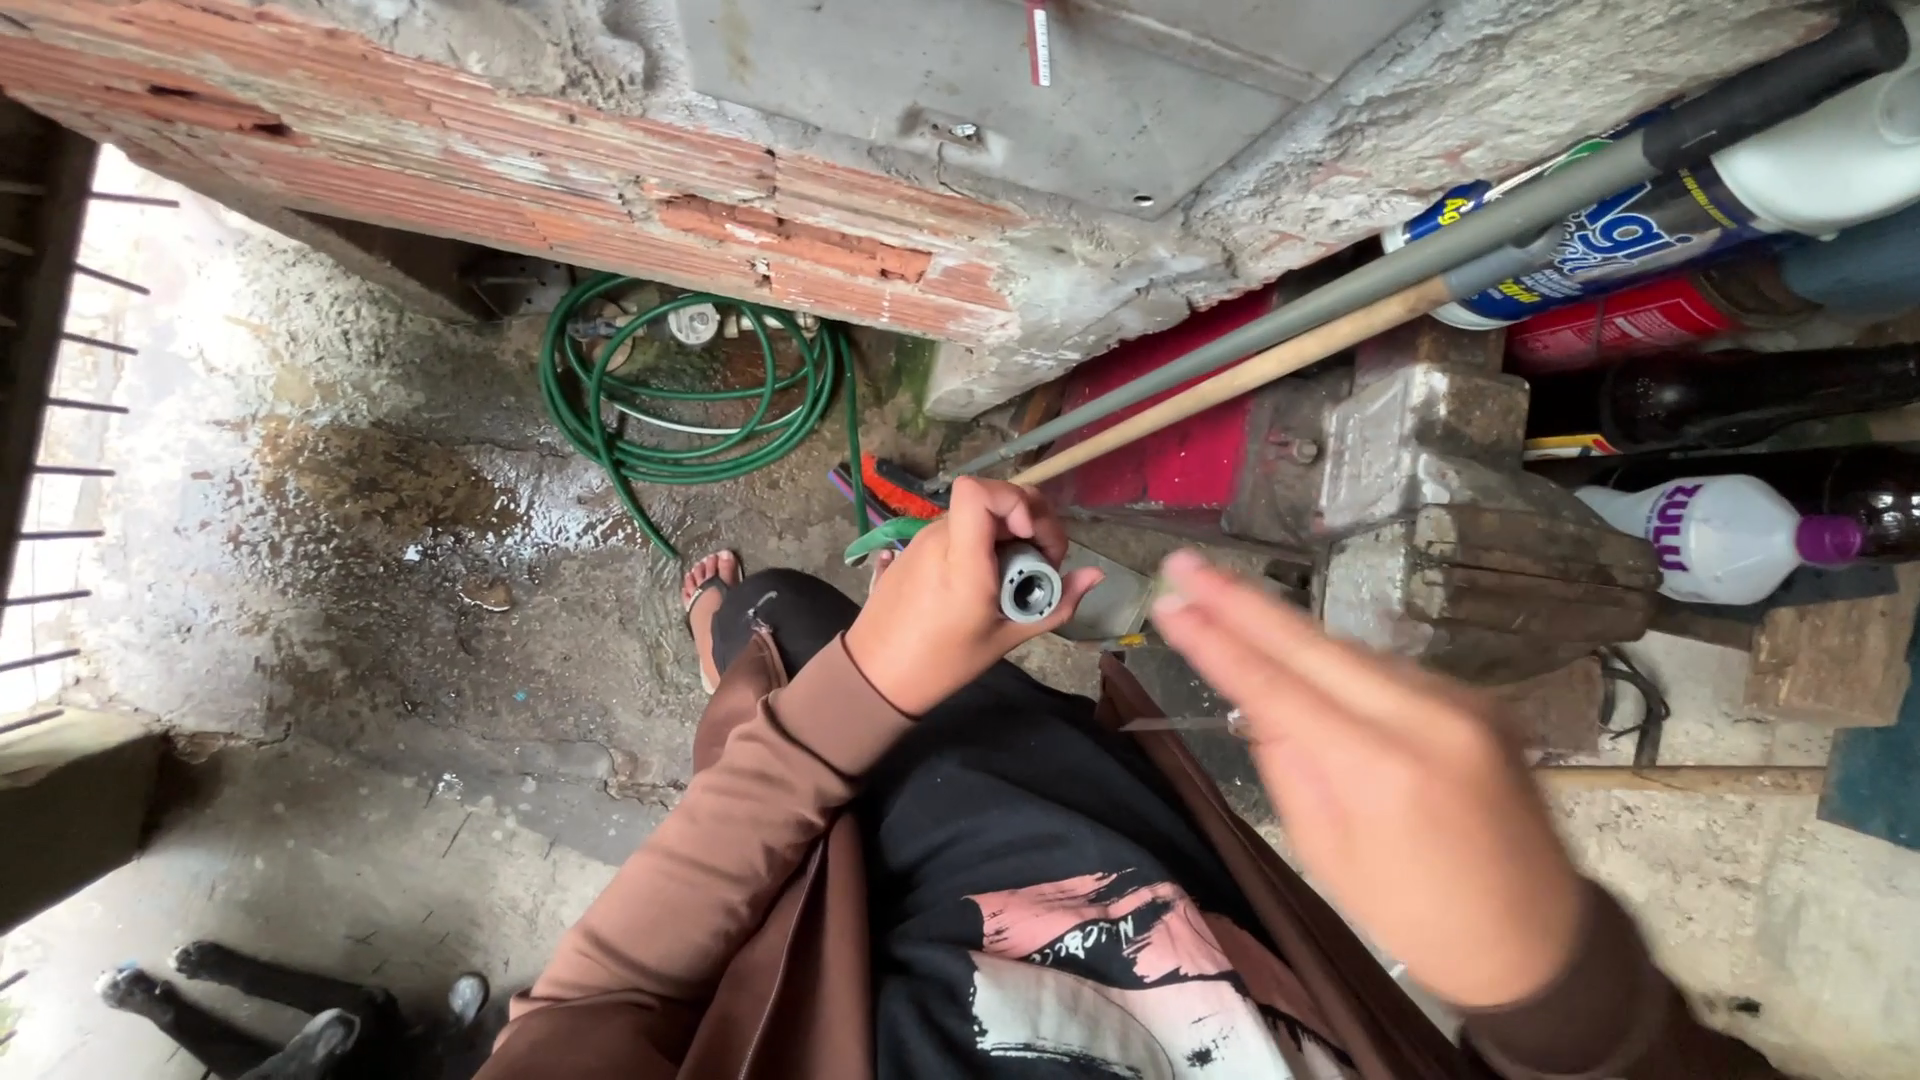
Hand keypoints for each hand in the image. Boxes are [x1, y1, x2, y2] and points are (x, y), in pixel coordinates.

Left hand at [844, 478, 1103, 715]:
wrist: (877, 674)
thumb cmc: (944, 662)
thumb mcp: (1007, 637)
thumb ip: (1055, 604)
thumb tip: (1097, 575)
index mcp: (961, 560)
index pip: (978, 491)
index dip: (1013, 501)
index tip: (1031, 537)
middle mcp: (939, 537)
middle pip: (991, 495)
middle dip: (1029, 517)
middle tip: (1044, 559)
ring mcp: (923, 538)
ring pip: (978, 511)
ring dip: (1009, 530)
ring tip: (1020, 571)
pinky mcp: (916, 546)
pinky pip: (960, 526)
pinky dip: (985, 538)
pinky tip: (991, 574)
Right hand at [1150, 550, 1584, 1008]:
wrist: (1543, 944)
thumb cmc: (1412, 914)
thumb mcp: (1324, 848)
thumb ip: (1284, 760)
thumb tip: (1251, 695)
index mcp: (1379, 768)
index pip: (1274, 687)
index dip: (1214, 641)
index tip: (1168, 602)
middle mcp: (1427, 717)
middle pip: (1311, 643)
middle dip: (1239, 599)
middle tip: (1185, 563)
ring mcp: (1462, 701)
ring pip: (1346, 649)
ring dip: (1285, 631)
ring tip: (1226, 603)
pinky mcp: (1478, 698)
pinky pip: (1383, 667)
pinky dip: (1334, 661)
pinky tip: (1302, 659)